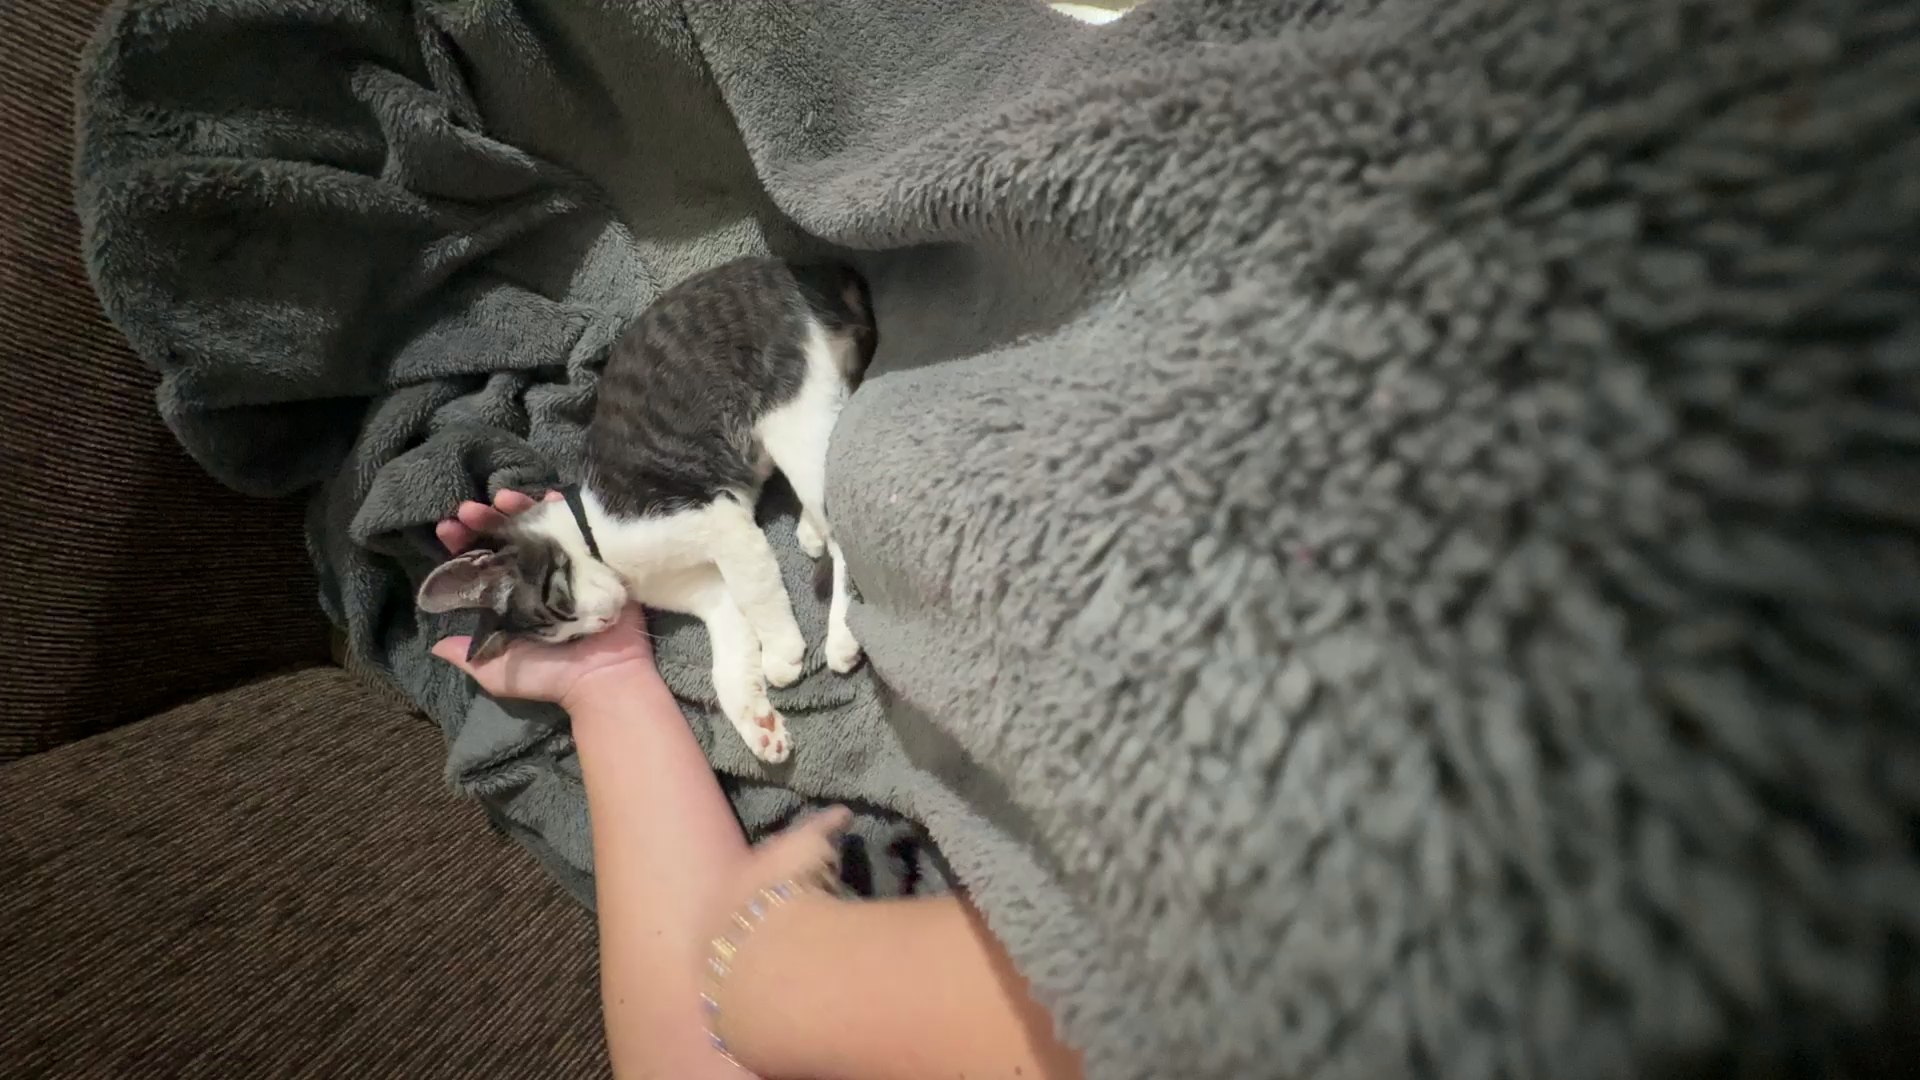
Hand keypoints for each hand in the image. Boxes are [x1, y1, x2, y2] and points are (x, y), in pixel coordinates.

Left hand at [428, 489, 657, 707]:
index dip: (464, 545)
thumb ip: (469, 657)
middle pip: (510, 540)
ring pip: (543, 530)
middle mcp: (540, 579)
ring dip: (523, 509)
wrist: (604, 677)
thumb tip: (434, 646)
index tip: (447, 529)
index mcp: (514, 598)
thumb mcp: (499, 671)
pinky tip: (555, 495)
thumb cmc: (553, 676)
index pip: (483, 563)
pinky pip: (585, 532)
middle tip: (469, 509)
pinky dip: (572, 512)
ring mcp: (570, 569)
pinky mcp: (600, 564)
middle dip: (487, 521)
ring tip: (504, 497)